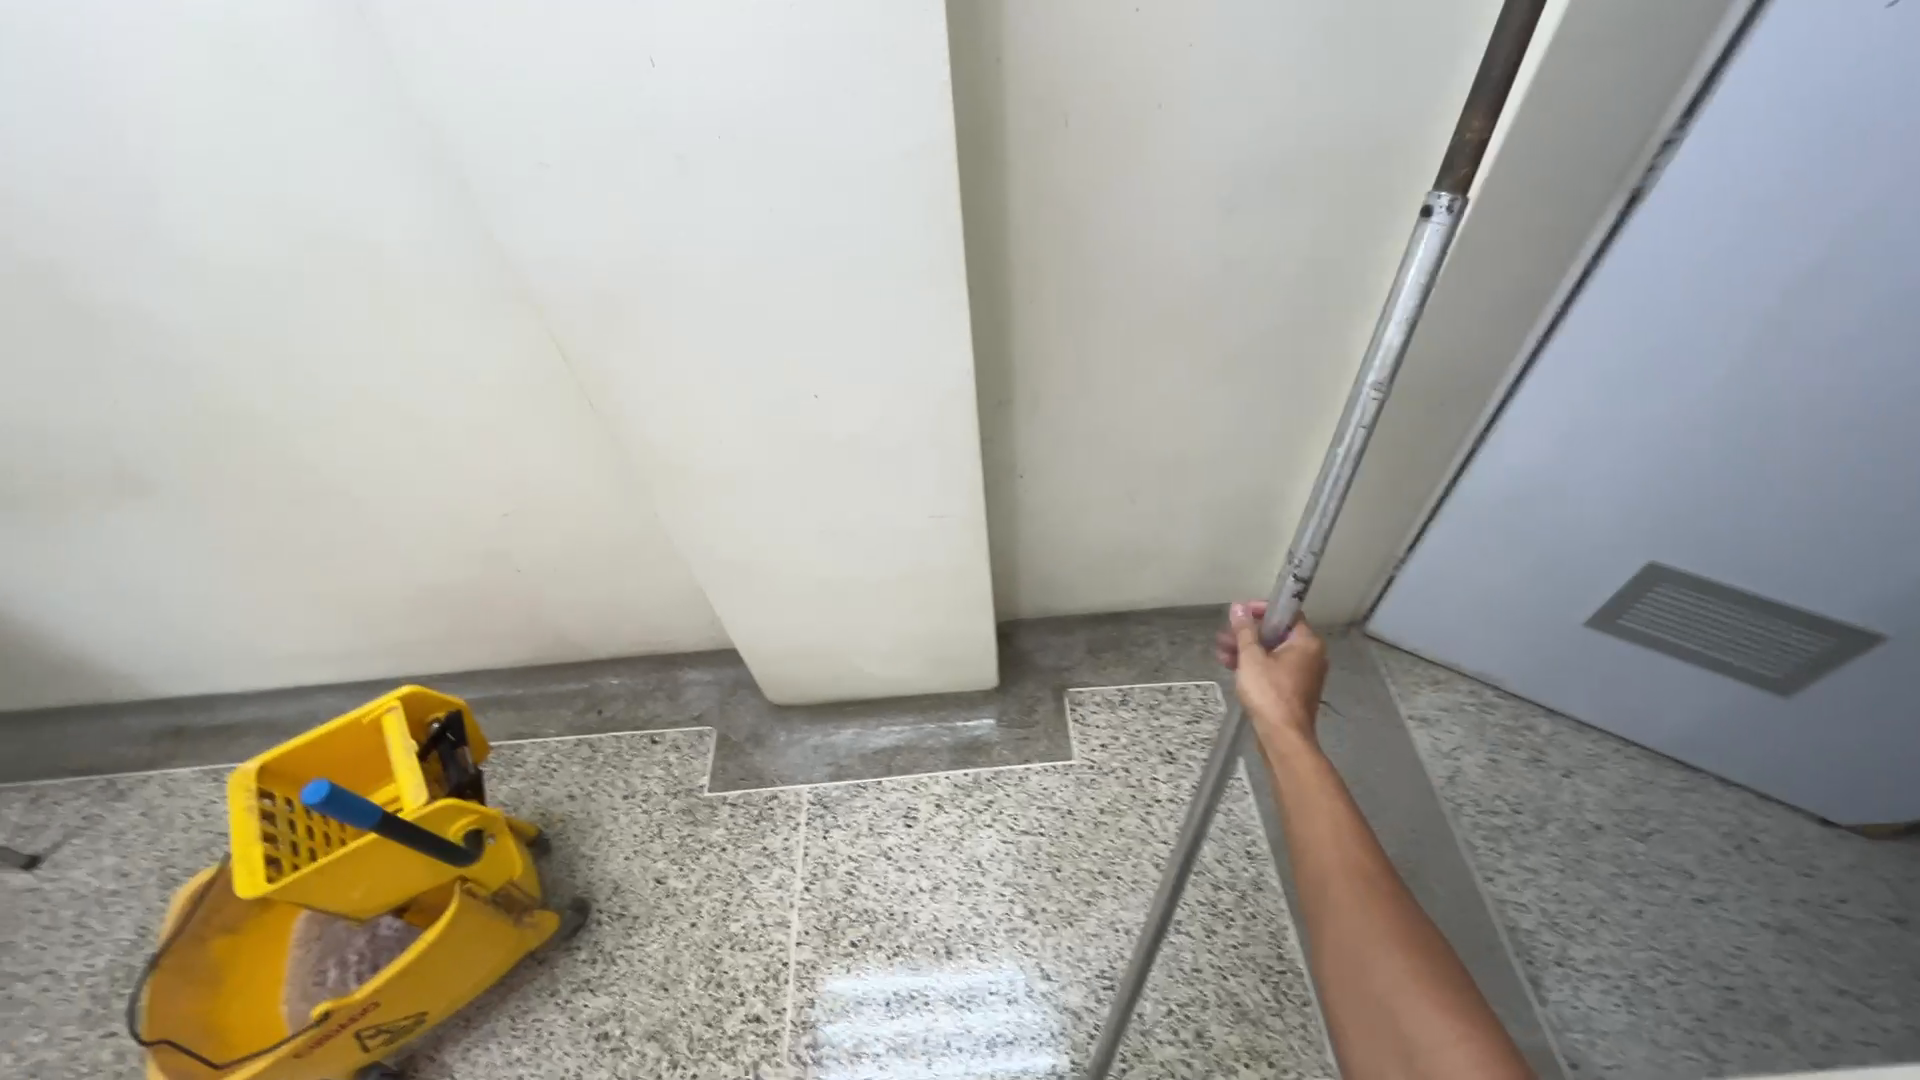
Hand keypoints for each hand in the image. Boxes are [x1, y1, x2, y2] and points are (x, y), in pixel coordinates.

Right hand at [1214, 601, 1327, 747]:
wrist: (1282, 737)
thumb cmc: (1269, 693)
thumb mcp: (1251, 658)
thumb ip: (1244, 631)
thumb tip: (1238, 607)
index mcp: (1307, 642)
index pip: (1287, 613)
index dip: (1262, 610)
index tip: (1240, 613)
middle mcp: (1311, 655)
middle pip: (1277, 633)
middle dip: (1248, 634)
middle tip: (1224, 636)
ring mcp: (1304, 674)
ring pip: (1273, 652)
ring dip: (1247, 650)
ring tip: (1221, 653)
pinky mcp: (1295, 689)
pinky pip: (1275, 668)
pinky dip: (1256, 665)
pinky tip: (1233, 667)